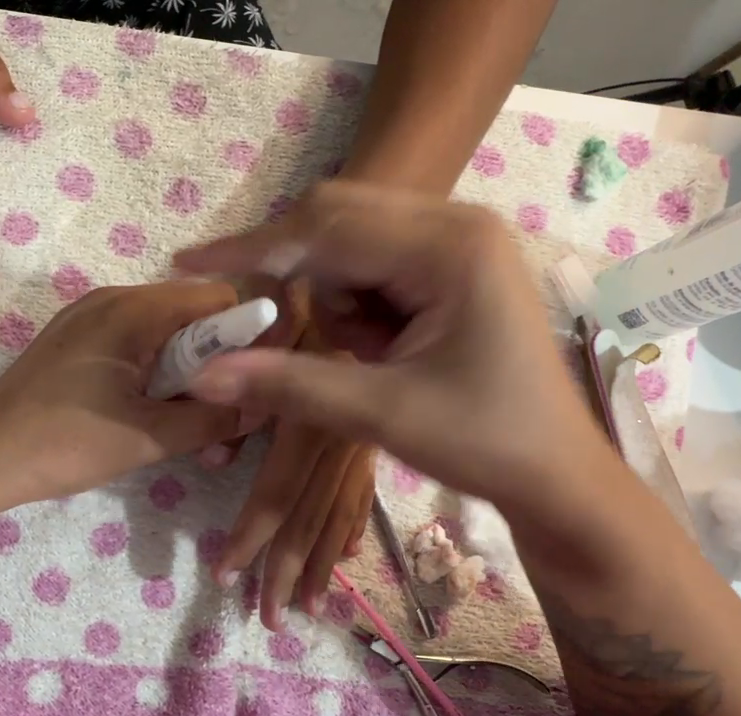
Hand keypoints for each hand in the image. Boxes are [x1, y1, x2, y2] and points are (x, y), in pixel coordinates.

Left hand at [0, 282, 251, 508]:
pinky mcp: (74, 345)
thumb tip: (261, 407)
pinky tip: (154, 422)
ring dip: (187, 384)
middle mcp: (112, 300)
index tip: (264, 386)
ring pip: (163, 340)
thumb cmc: (63, 444)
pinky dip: (154, 382)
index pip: (221, 300)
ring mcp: (88, 320)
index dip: (253, 339)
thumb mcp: (147, 438)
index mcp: (133, 310)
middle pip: (194, 319)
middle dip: (220, 372)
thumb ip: (211, 418)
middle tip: (228, 428)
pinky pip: (133, 350)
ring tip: (194, 437)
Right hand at [175, 182, 608, 516]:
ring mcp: (455, 245)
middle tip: (255, 326)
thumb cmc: (484, 440)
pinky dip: (349, 306)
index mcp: (449, 246)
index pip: (325, 228)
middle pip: (335, 219)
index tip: (186, 264)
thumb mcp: (380, 414)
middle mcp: (454, 225)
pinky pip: (370, 268)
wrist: (554, 471)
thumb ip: (288, 385)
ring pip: (347, 244)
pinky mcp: (448, 271)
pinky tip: (372, 349)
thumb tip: (199, 374)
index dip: (251, 250)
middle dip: (287, 271)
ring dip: (325, 296)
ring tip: (361, 358)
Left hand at [203, 275, 378, 631]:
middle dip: (289, 567)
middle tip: (272, 621)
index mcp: (319, 416)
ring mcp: (361, 439)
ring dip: (317, 558)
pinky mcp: (371, 434)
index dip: (252, 534)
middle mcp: (343, 436)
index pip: (279, 489)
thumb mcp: (298, 322)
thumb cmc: (341, 288)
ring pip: (335, 510)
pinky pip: (355, 492)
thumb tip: (200, 393)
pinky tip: (345, 558)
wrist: (435, 271)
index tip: (227, 577)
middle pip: (311, 514)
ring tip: (302, 609)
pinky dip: (345, 527)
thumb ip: (238, 374)